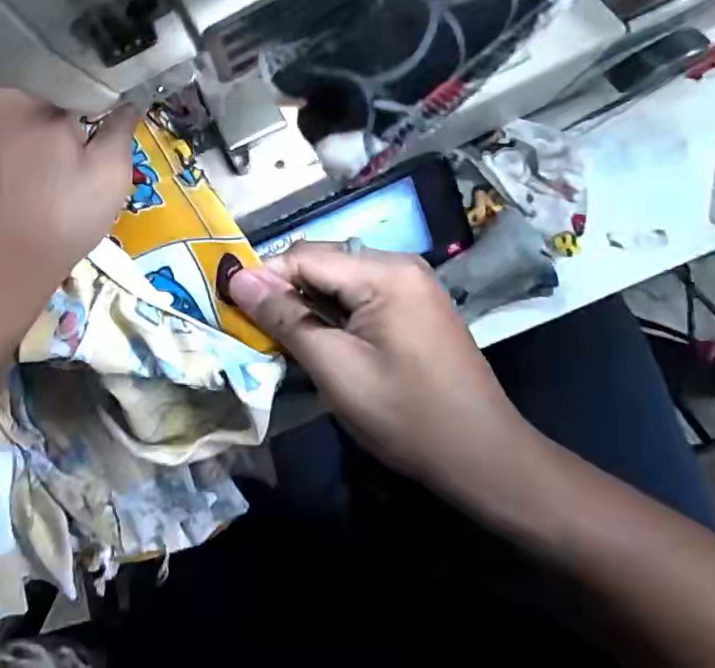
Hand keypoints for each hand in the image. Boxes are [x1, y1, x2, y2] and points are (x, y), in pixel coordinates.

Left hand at [0, 90, 139, 354]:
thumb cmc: (60, 218)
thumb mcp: (109, 172)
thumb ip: (122, 125)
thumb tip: (130, 99)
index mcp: (26, 93)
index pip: (77, 76)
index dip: (104, 95)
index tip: (119, 114)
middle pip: (47, 94)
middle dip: (74, 115)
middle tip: (94, 147)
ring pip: (24, 117)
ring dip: (48, 133)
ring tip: (67, 167)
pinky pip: (3, 138)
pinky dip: (24, 150)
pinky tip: (37, 180)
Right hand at [228, 243, 531, 488]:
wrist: (484, 458)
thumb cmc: (407, 416)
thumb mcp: (336, 369)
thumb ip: (286, 318)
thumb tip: (238, 278)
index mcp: (384, 272)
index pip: (304, 256)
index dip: (263, 277)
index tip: (229, 306)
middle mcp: (399, 264)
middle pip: (322, 263)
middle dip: (284, 291)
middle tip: (254, 328)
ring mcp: (411, 284)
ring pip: (338, 280)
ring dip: (307, 304)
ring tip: (282, 339)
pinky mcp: (415, 306)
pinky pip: (360, 295)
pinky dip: (333, 314)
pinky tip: (321, 342)